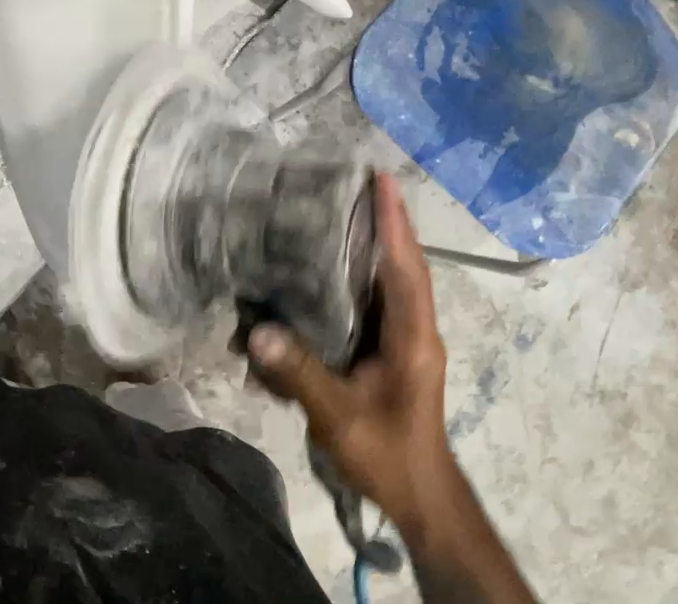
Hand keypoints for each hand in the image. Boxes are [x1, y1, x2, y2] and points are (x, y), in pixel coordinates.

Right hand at [250, 174, 454, 518]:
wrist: (421, 498)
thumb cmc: (388, 456)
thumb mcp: (340, 418)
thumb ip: (300, 374)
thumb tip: (257, 331)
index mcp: (412, 338)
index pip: (405, 268)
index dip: (393, 223)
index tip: (381, 180)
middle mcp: (413, 330)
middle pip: (401, 263)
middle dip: (382, 221)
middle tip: (349, 184)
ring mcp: (404, 340)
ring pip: (389, 280)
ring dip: (370, 245)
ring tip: (337, 212)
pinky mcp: (389, 351)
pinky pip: (374, 301)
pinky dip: (356, 276)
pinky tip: (324, 268)